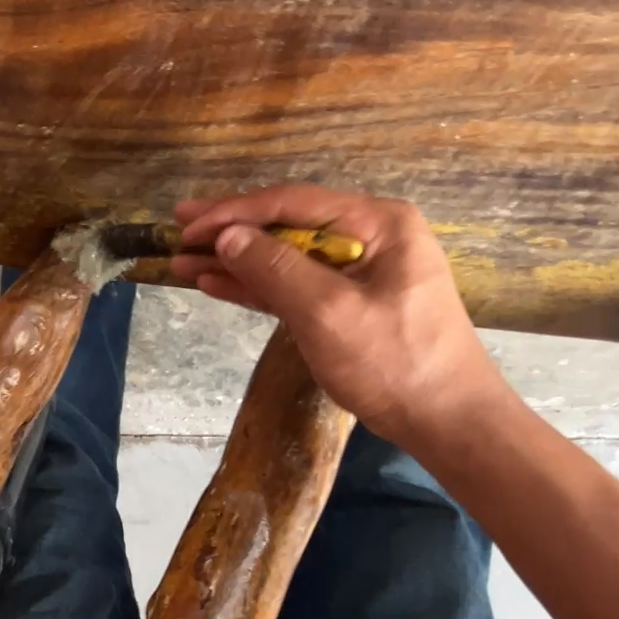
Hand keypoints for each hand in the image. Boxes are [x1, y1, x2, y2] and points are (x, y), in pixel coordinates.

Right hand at [169, 185, 510, 449]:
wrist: (440, 415)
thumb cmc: (393, 361)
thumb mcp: (327, 311)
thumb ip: (275, 269)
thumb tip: (227, 237)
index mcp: (376, 224)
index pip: (292, 203)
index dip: (234, 213)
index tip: (188, 225)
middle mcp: (366, 237)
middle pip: (284, 223)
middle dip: (228, 228)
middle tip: (178, 224)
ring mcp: (352, 272)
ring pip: (279, 256)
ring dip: (231, 259)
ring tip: (181, 259)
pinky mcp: (339, 303)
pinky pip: (286, 284)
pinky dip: (250, 284)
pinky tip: (214, 281)